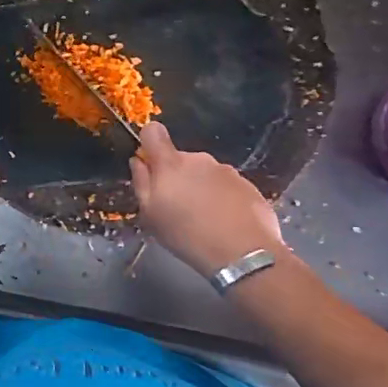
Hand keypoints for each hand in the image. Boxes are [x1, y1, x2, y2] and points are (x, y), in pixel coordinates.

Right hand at [128, 122, 284, 277]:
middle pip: (180, 159)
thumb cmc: (186, 234)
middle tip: (178, 206)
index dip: (149, 142)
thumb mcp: (150, 214)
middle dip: (177, 176)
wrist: (244, 254)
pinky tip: (225, 222)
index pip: (153, 132)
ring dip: (200, 187)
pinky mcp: (249, 186)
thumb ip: (141, 182)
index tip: (150, 162)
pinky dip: (222, 198)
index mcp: (170, 164)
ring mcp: (227, 171)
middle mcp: (200, 160)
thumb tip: (138, 161)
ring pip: (205, 173)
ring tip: (204, 217)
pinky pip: (226, 186)